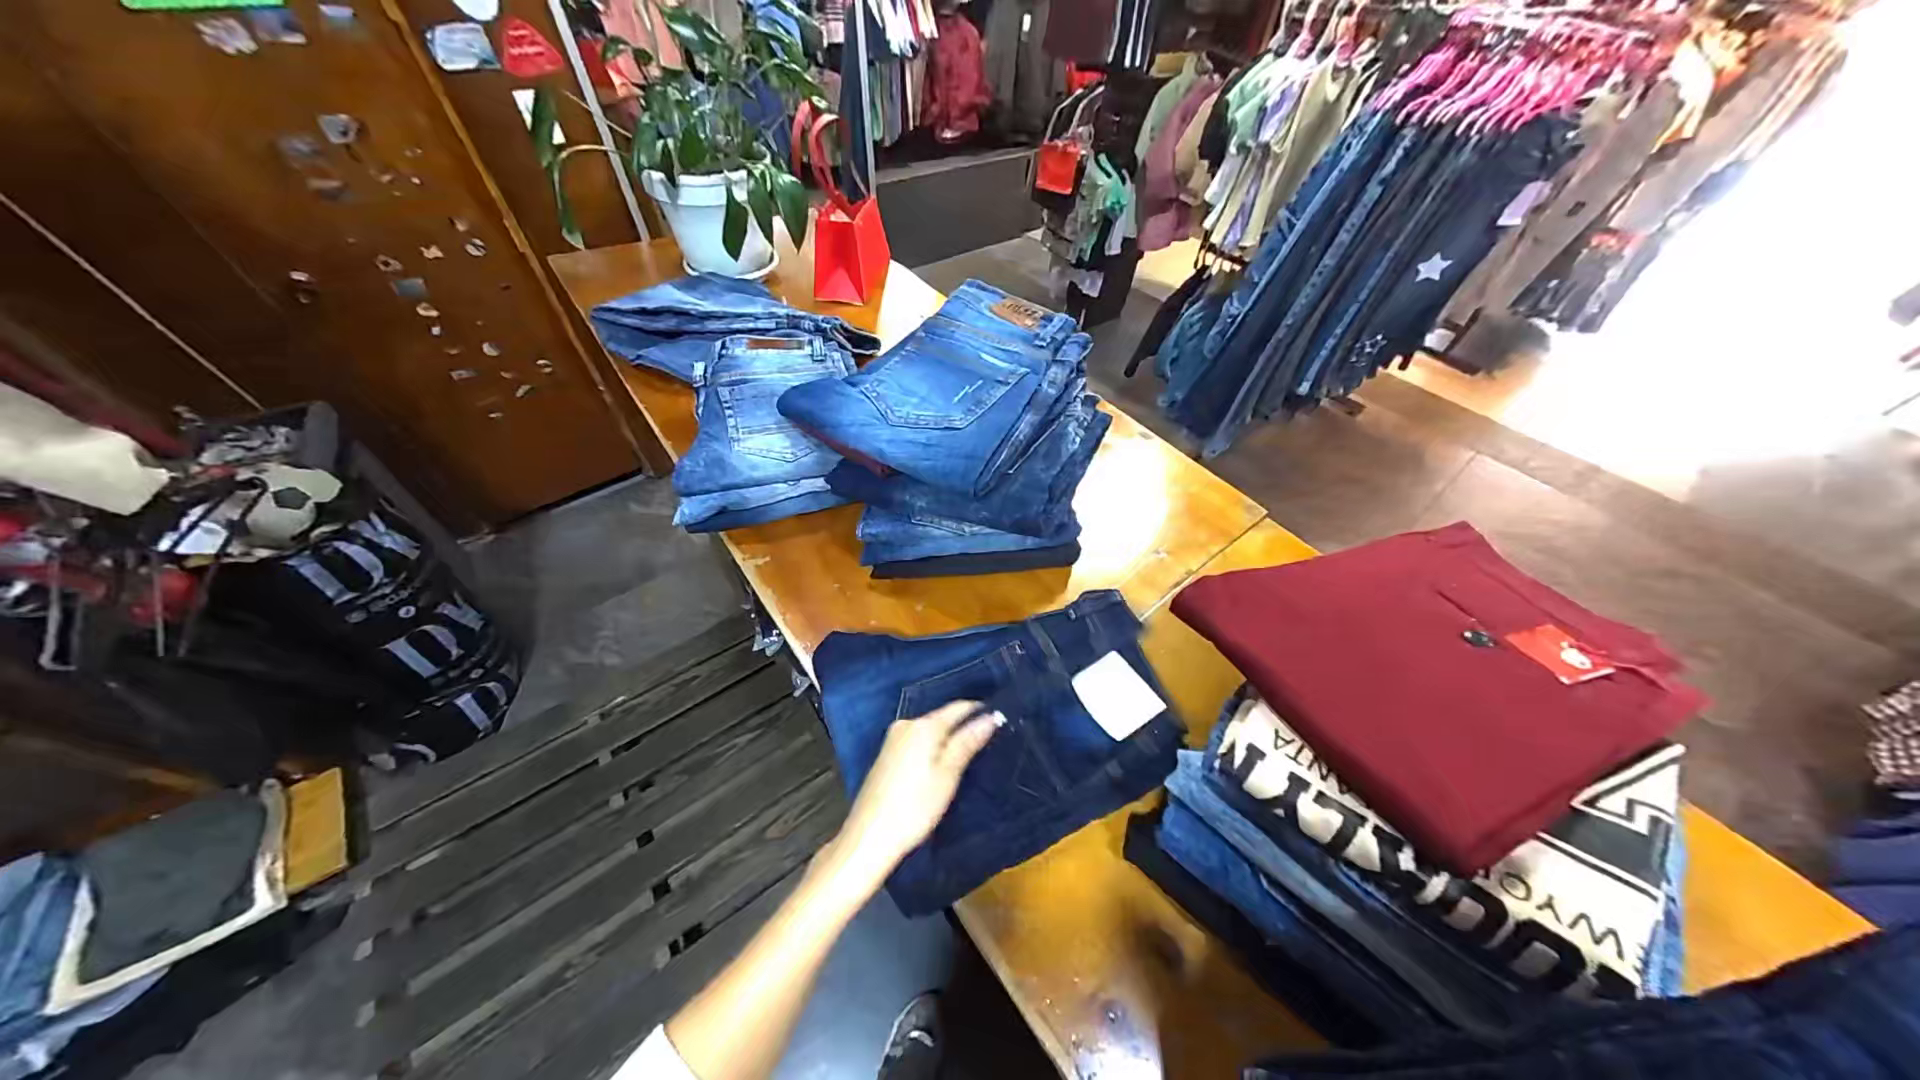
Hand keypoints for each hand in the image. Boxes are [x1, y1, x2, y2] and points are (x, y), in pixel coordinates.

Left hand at [823, 700, 1000, 891]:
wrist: (869, 836)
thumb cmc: (914, 807)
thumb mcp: (948, 775)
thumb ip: (968, 742)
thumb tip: (991, 717)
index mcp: (923, 726)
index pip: (959, 707)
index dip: (981, 712)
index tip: (1001, 721)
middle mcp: (906, 724)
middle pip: (943, 718)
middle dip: (964, 727)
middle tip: (990, 743)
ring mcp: (893, 739)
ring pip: (930, 731)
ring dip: (948, 739)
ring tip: (970, 756)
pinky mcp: (886, 755)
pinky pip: (918, 742)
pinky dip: (932, 749)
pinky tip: (941, 766)